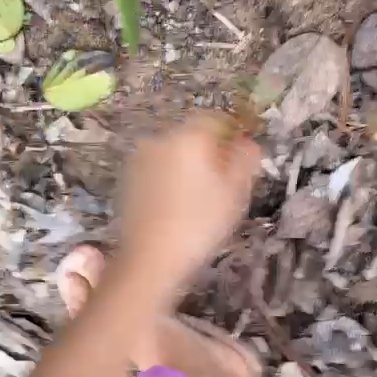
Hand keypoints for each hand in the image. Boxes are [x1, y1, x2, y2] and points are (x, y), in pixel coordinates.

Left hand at [114, 116, 262, 295]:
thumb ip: (245, 159)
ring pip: (174, 152)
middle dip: (210, 150)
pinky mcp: (128, 178)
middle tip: (225, 179)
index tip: (242, 155)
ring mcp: (140, 158)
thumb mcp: (235, 191)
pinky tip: (177, 204)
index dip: (232, 133)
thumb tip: (249, 142)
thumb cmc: (200, 223)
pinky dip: (169, 177)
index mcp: (188, 136)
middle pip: (193, 134)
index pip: (216, 118)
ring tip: (201, 196)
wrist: (150, 258)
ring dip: (188, 163)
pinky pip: (157, 168)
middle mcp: (161, 138)